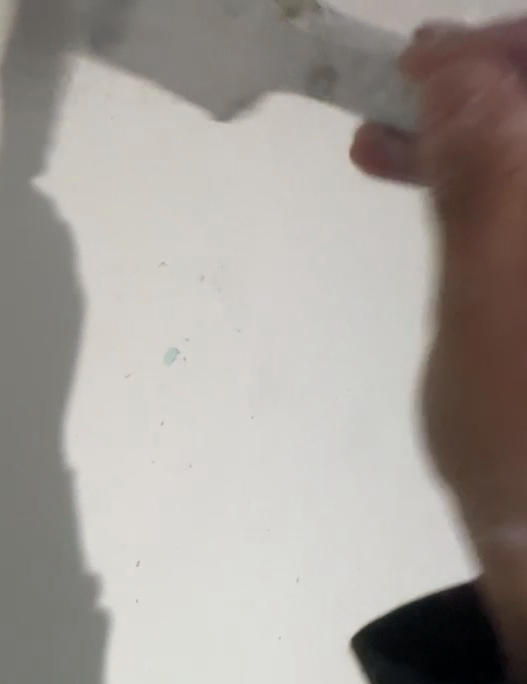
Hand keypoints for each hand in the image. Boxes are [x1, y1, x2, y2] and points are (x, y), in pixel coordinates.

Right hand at [352, 19, 526, 674]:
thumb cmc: (523, 416)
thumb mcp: (493, 296)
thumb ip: (487, 176)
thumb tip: (456, 62)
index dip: (520, 48)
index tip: (426, 58)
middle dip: (502, 80)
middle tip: (402, 93)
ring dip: (485, 124)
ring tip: (390, 135)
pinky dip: (486, 171)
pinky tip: (425, 172)